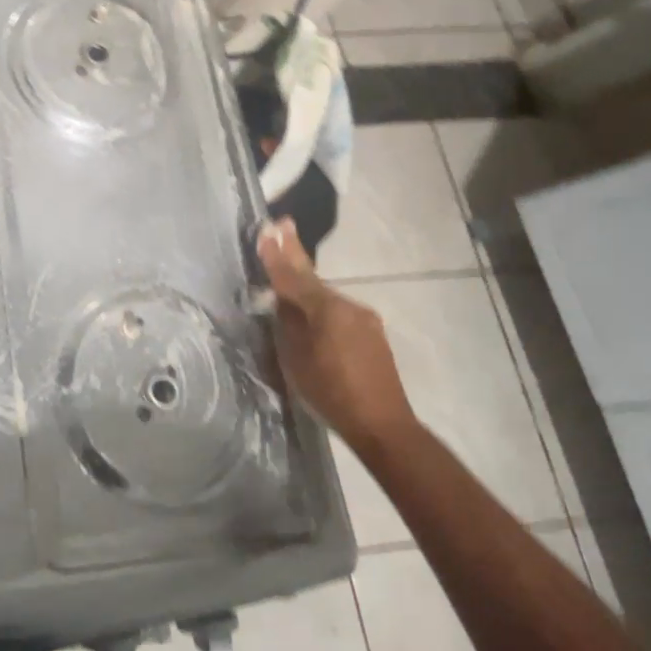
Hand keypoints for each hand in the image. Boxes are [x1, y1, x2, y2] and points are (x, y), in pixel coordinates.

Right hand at [256, 218, 417, 454]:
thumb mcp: (295, 358)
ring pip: (325, 298)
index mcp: (325, 308)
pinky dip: (320, 308)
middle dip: (294, 254)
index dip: (276, 254)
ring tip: (287, 275)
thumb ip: (287, 323)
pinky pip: (337, 312)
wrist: (383, 425)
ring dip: (306, 287)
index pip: (292, 275)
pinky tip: (311, 316)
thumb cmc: (330, 392)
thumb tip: (282, 300)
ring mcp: (363, 318)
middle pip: (311, 279)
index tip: (267, 228)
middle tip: (282, 225)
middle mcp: (347, 305)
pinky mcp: (371, 334)